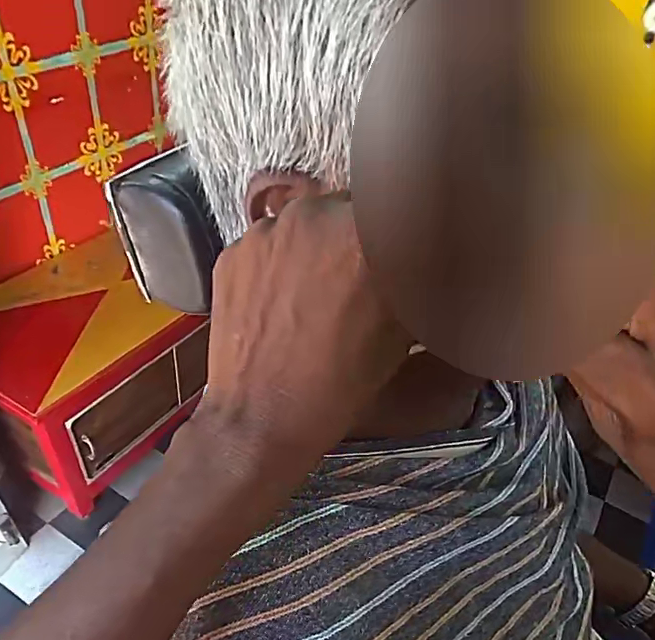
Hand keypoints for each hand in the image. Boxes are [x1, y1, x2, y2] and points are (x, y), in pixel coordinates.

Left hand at [195, 193, 408, 475]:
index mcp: (367, 233)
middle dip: (359, 238)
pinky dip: (280, 265)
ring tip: (313, 299)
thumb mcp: (398, 333)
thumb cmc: (337, 387)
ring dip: (316, 248)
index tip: (400, 256)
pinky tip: (281, 305)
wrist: (260, 419)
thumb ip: (414, 280)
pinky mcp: (232, 250)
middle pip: (350, 208)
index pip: (399, 205)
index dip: (403, 233)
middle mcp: (316, 215)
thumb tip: (423, 257)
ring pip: (305, 223)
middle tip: (356, 284)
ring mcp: (267, 230)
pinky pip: (268, 244)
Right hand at [565, 201, 654, 545]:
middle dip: (595, 271)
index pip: (576, 324)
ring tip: (653, 270)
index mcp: (648, 393)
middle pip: (626, 268)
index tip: (536, 300)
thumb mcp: (619, 440)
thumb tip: (559, 328)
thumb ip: (589, 380)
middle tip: (590, 279)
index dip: (548, 308)